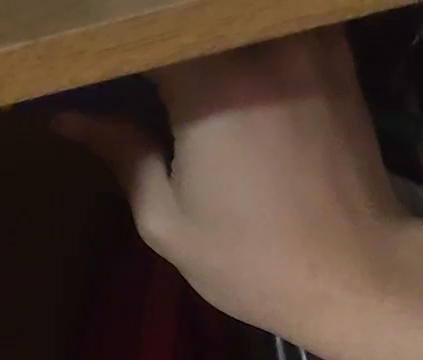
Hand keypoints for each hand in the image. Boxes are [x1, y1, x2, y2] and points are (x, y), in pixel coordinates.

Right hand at [55, 30, 422, 346]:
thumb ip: (122, 156)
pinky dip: (247, 30)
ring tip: (175, 65)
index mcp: (209, 85)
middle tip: (132, 70)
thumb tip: (71, 119)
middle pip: (190, 14)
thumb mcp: (166, 221)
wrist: (351, 271)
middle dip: (155, 34)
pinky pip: (279, 18)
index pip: (144, 35)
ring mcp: (307, 39)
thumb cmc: (248, 259)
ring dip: (203, 28)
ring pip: (238, 13)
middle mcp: (260, 42)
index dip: (112, 48)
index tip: (93, 69)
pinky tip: (231, 63)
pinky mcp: (336, 51)